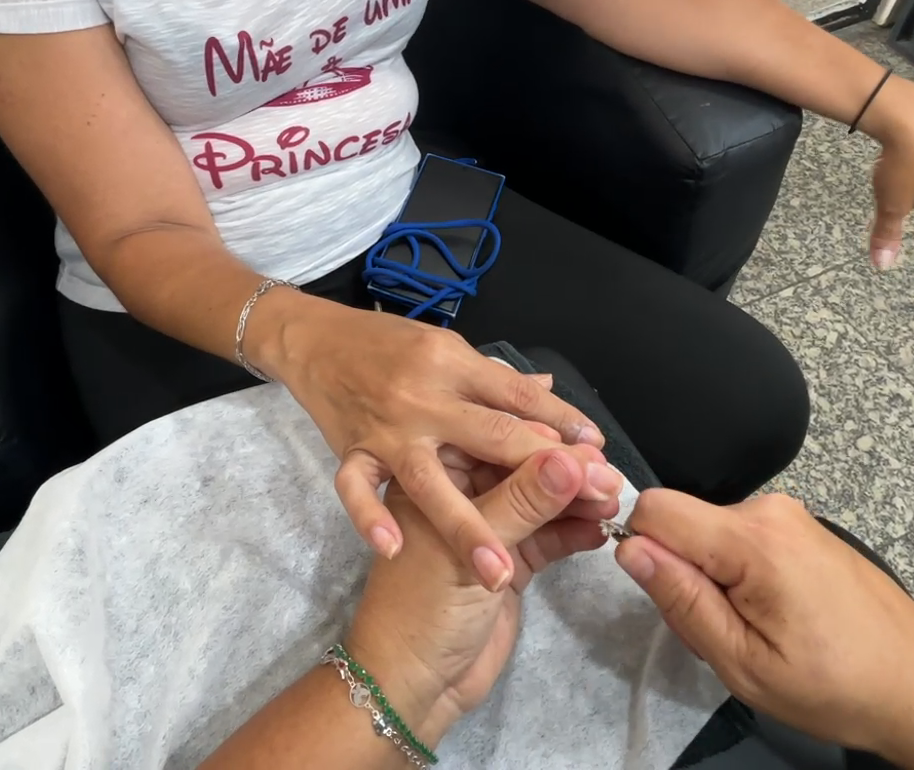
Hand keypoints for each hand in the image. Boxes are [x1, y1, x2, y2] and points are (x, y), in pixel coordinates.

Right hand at [248, 294, 620, 589]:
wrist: (314, 339)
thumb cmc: (386, 342)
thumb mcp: (444, 349)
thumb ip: (491, 378)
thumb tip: (545, 393)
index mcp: (451, 362)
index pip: (516, 395)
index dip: (561, 422)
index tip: (599, 450)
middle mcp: (423, 396)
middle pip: (491, 435)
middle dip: (543, 470)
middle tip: (590, 503)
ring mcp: (385, 428)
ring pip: (430, 479)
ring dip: (464, 525)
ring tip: (499, 573)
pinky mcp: (350, 450)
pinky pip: (356, 489)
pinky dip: (369, 517)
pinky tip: (393, 547)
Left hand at [344, 445, 616, 744]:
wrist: (412, 685)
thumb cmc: (422, 603)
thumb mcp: (471, 549)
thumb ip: (522, 502)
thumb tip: (571, 460)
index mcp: (435, 472)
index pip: (492, 441)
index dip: (541, 441)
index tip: (588, 447)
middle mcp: (462, 491)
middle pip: (521, 469)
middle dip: (565, 472)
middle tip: (610, 477)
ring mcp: (489, 527)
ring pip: (539, 503)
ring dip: (574, 502)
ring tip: (612, 502)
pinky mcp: (510, 559)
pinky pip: (546, 537)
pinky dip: (572, 533)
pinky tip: (599, 530)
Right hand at [614, 490, 913, 754]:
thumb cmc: (838, 688)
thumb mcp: (745, 664)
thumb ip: (682, 601)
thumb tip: (628, 548)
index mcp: (751, 538)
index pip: (655, 507)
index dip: (643, 548)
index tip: (672, 598)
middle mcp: (767, 508)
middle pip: (681, 522)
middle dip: (681, 574)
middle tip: (722, 634)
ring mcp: (787, 512)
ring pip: (706, 531)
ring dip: (710, 577)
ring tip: (753, 630)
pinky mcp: (798, 524)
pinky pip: (737, 534)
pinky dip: (736, 570)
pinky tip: (773, 614)